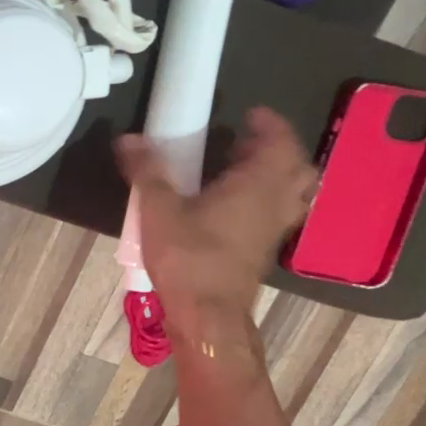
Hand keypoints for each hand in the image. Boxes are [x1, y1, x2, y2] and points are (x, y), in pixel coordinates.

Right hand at [116, 108, 317, 342]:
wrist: (208, 312)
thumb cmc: (188, 256)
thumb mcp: (158, 209)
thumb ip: (146, 170)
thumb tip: (130, 138)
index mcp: (258, 185)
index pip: (280, 143)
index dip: (270, 124)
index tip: (251, 113)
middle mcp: (276, 203)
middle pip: (296, 167)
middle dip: (276, 149)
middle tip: (244, 143)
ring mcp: (274, 228)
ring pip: (292, 192)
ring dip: (275, 175)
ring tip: (241, 171)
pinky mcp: (263, 248)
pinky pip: (278, 213)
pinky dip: (265, 200)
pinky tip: (233, 206)